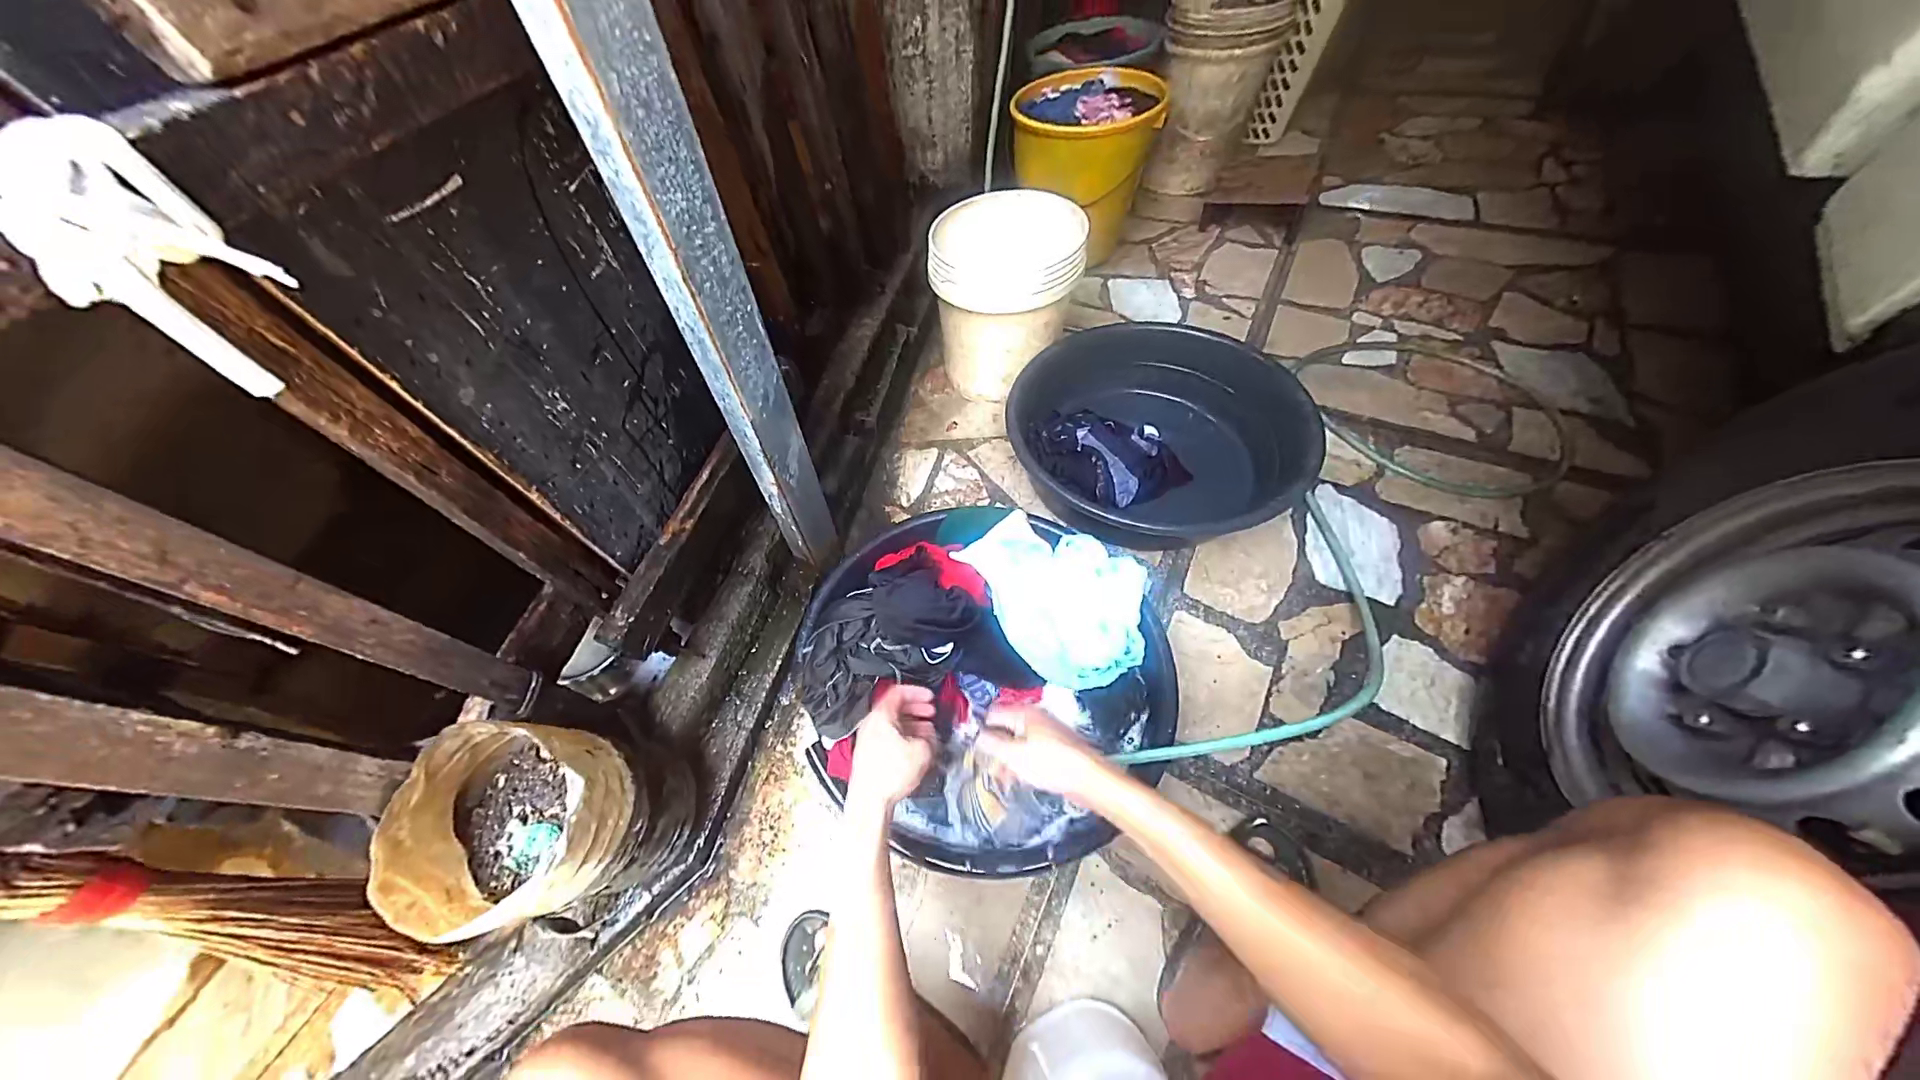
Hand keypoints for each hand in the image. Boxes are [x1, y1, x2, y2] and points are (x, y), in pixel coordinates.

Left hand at [845, 684, 937, 816]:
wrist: (869, 801)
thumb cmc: (888, 776)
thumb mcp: (922, 751)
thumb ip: (930, 737)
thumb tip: (930, 737)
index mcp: (881, 716)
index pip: (898, 692)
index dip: (917, 692)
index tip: (929, 696)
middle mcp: (871, 724)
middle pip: (895, 707)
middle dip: (916, 708)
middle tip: (929, 711)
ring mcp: (868, 739)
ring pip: (892, 723)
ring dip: (911, 724)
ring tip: (927, 732)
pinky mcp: (869, 754)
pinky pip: (888, 738)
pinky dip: (903, 737)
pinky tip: (914, 748)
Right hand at [975, 705, 1116, 804]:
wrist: (1089, 778)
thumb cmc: (1052, 765)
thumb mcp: (1014, 756)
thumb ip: (992, 744)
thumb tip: (976, 735)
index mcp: (1025, 713)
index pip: (994, 712)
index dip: (981, 727)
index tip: (973, 745)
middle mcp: (1037, 717)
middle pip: (1006, 727)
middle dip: (995, 746)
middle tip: (988, 765)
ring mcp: (1048, 731)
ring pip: (1019, 740)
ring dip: (1008, 757)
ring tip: (1003, 776)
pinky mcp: (1056, 746)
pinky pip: (1031, 749)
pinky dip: (1022, 761)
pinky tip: (1020, 777)